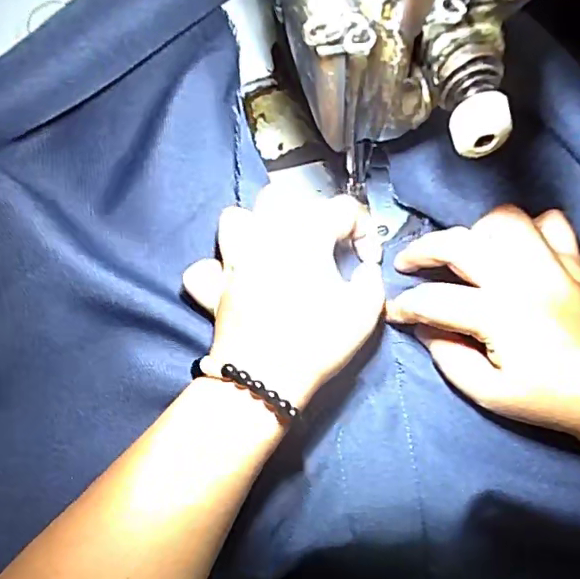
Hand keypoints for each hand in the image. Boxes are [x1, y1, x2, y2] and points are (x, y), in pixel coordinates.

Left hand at [182, 184, 384, 408]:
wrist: (265, 379)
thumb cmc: (316, 344)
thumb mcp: (364, 312)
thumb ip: (371, 280)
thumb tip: (365, 271)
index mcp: (305, 233)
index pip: (343, 210)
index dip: (363, 232)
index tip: (367, 261)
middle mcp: (265, 235)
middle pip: (284, 198)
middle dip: (308, 215)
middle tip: (325, 247)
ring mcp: (234, 260)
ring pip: (237, 217)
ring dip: (258, 228)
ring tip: (276, 251)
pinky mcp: (216, 288)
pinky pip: (207, 267)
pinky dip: (220, 270)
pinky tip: (236, 280)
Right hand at [386, 205, 579, 449]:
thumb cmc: (554, 400)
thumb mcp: (493, 394)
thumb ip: (452, 360)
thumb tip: (427, 331)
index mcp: (499, 314)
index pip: (436, 300)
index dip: (405, 306)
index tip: (393, 312)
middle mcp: (523, 278)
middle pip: (461, 242)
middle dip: (424, 250)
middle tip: (408, 265)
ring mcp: (554, 264)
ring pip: (505, 221)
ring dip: (474, 232)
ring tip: (465, 253)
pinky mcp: (577, 262)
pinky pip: (551, 225)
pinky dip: (528, 230)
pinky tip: (519, 251)